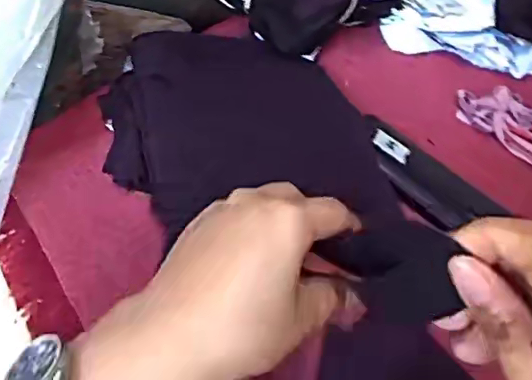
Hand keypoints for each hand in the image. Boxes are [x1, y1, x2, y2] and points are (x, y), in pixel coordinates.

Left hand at [72, 183, 361, 379]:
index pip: (334, 211)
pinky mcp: (202, 217)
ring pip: (265, 202)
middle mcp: (257, 199)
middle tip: (323, 260)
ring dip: (281, 223)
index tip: (361, 250)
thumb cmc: (241, 325)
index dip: (353, 230)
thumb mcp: (298, 318)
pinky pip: (239, 212)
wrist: (171, 331)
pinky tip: (249, 260)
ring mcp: (226, 205)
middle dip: (314, 224)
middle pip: (298, 200)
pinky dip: (252, 226)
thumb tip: (351, 294)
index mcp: (288, 216)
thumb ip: (330, 298)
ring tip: (285, 262)